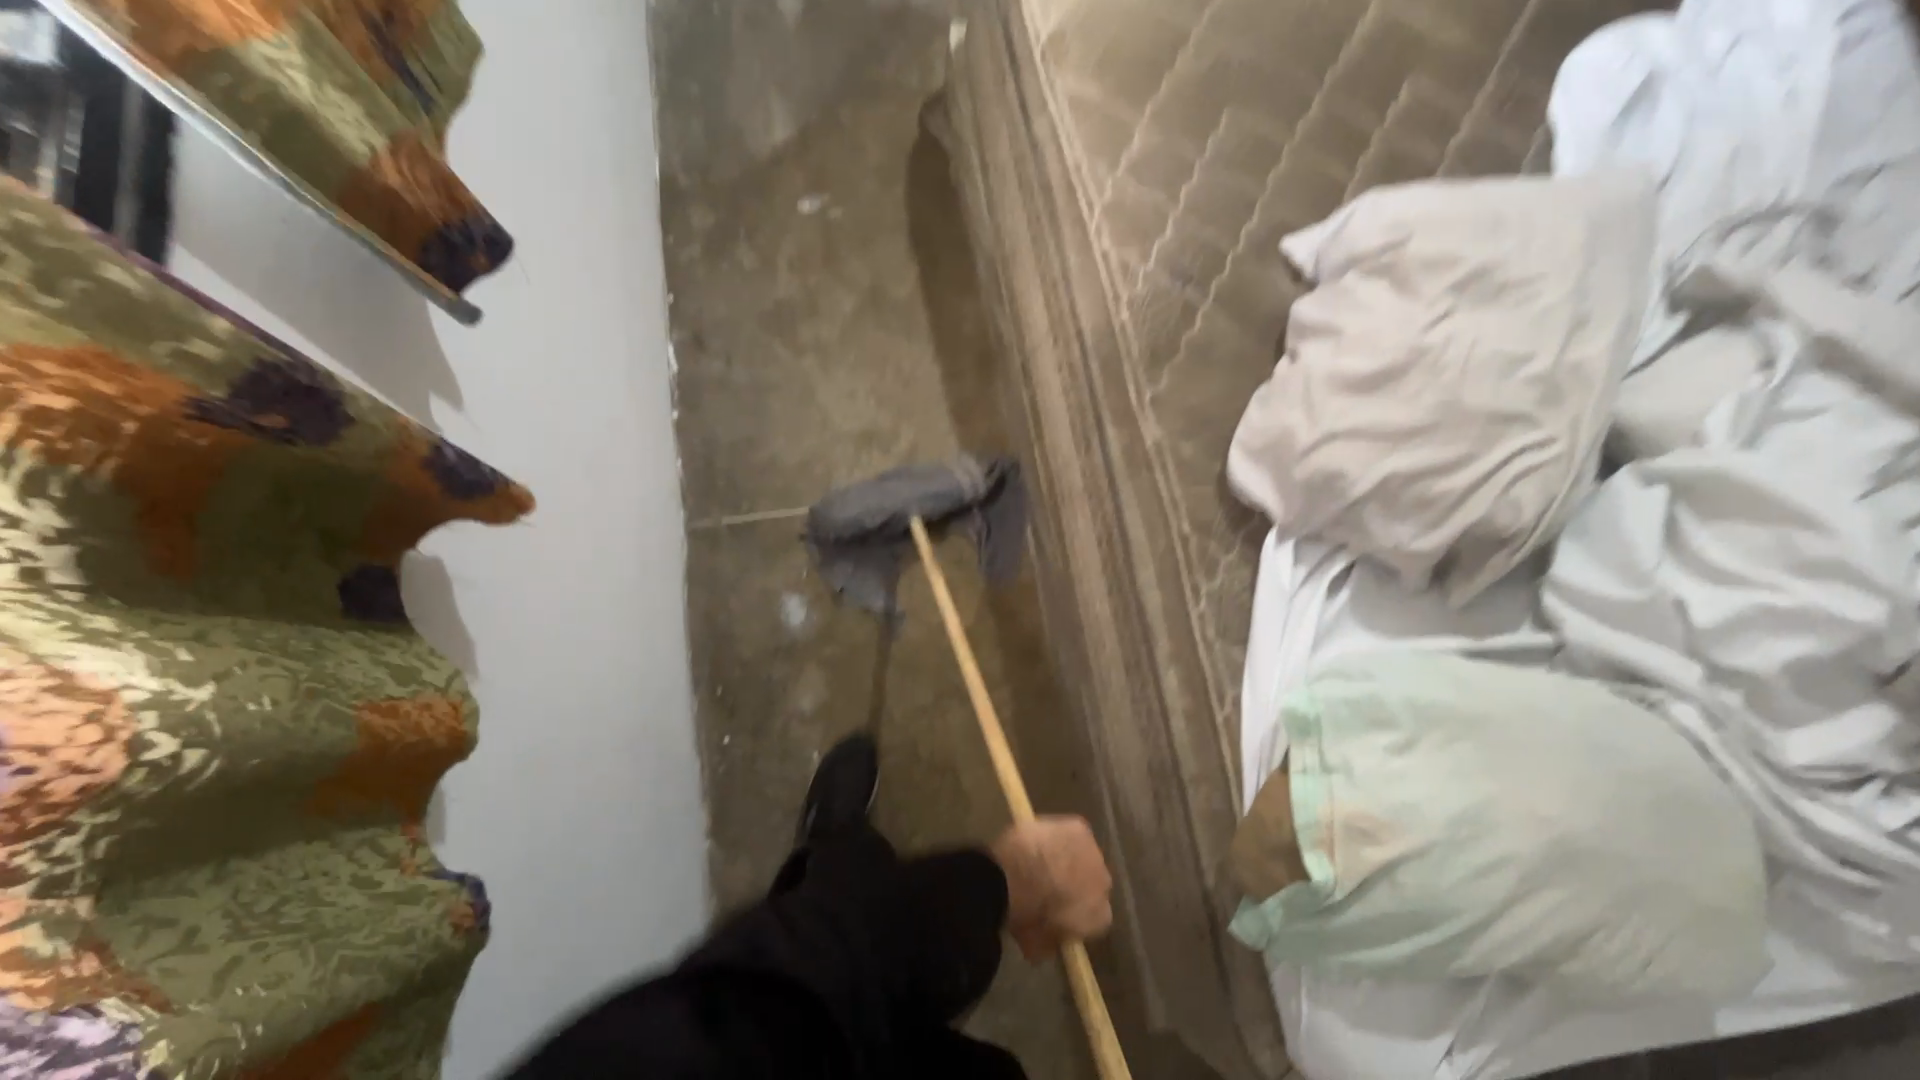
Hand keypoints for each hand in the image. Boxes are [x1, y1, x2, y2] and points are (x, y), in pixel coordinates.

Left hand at [990, 816, 1113, 960]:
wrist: (1018, 878)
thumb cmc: (1027, 916)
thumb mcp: (1035, 945)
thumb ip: (1048, 944)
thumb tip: (1045, 944)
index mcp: (1100, 918)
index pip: (1095, 917)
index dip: (1075, 914)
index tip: (1056, 912)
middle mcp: (1105, 885)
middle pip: (1093, 883)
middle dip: (1076, 883)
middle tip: (1048, 884)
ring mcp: (1095, 853)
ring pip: (1084, 856)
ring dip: (1068, 857)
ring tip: (1042, 859)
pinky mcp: (1081, 828)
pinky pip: (1072, 833)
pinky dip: (1059, 836)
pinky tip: (1042, 839)